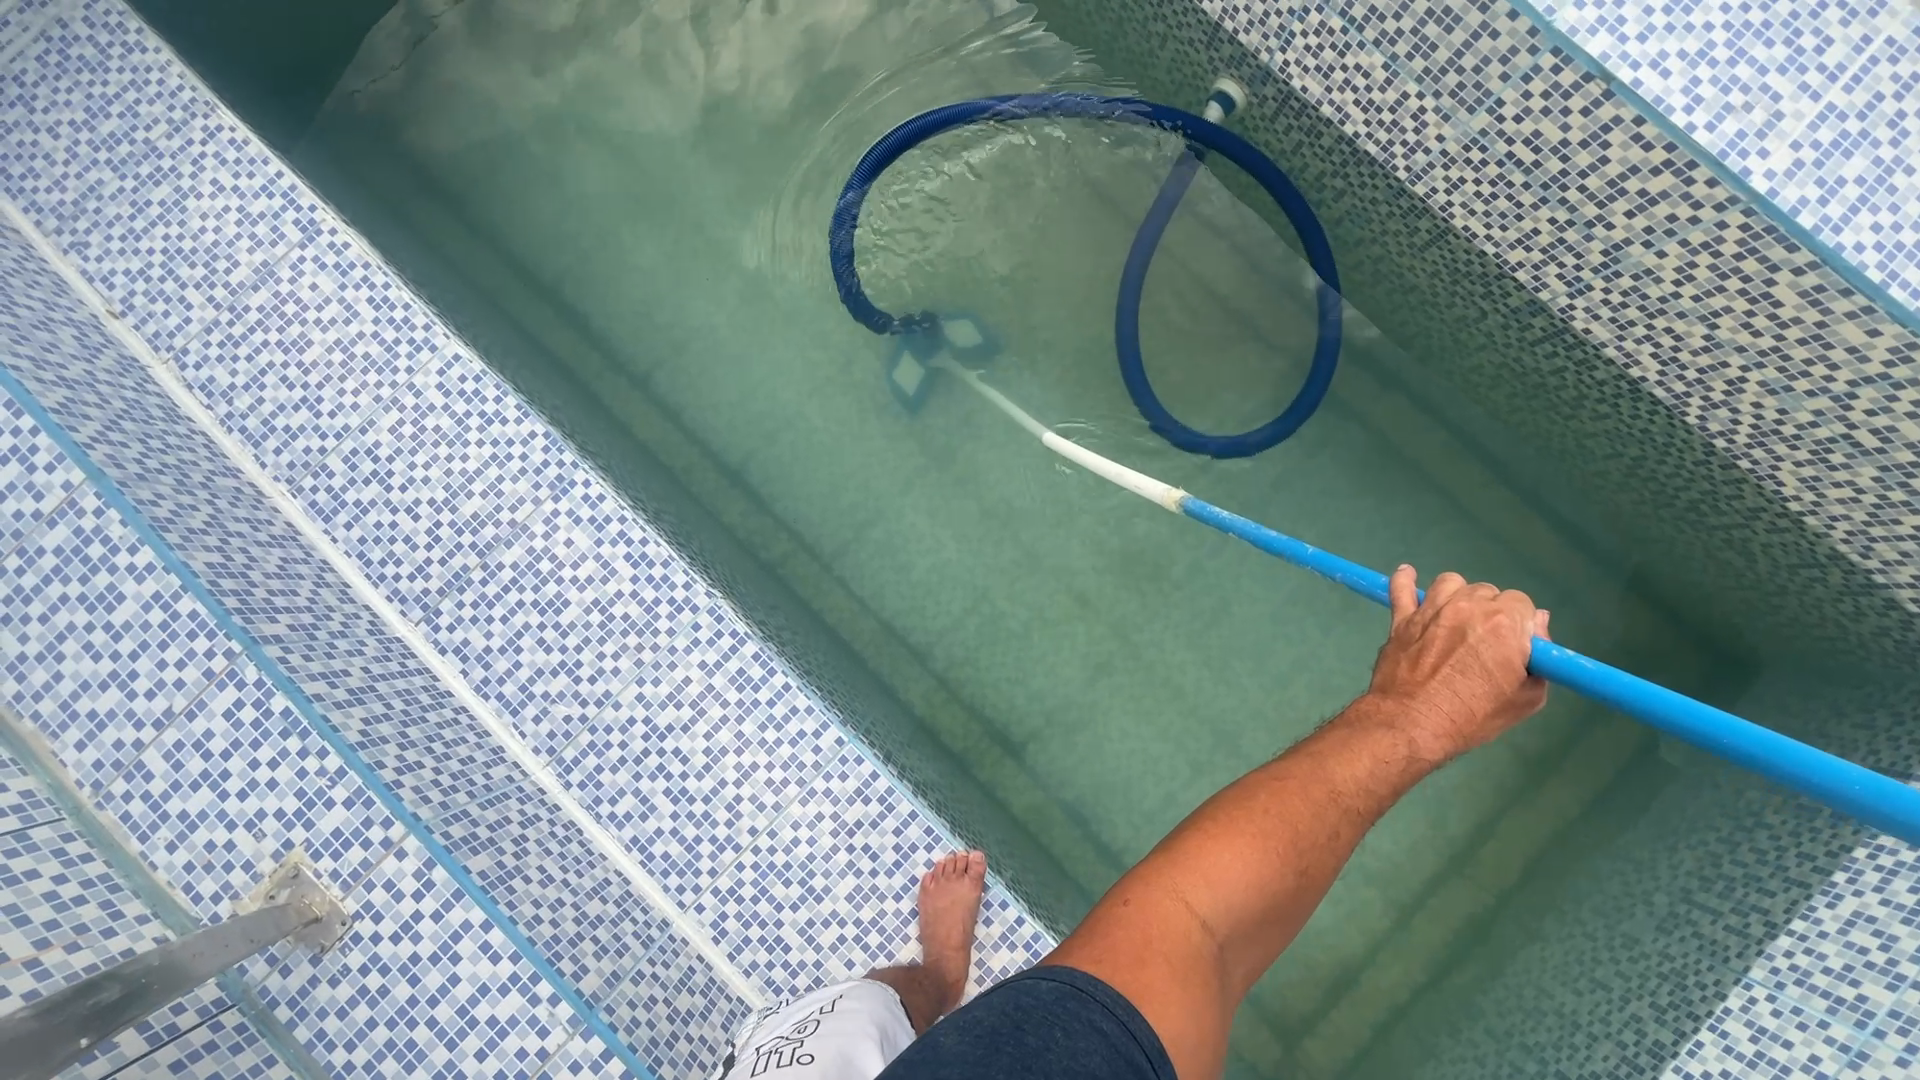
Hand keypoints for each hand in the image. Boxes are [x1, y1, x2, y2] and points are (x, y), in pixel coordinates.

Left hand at [1364, 565, 1549, 764]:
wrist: (1413, 721)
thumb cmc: (1474, 715)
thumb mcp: (1527, 697)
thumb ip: (1539, 656)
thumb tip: (1536, 623)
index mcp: (1503, 622)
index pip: (1521, 603)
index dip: (1519, 623)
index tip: (1513, 644)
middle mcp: (1466, 607)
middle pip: (1485, 592)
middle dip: (1490, 611)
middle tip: (1483, 641)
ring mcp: (1429, 610)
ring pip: (1449, 584)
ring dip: (1457, 596)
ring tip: (1456, 618)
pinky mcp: (1400, 620)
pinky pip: (1400, 589)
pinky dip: (1404, 580)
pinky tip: (1407, 573)